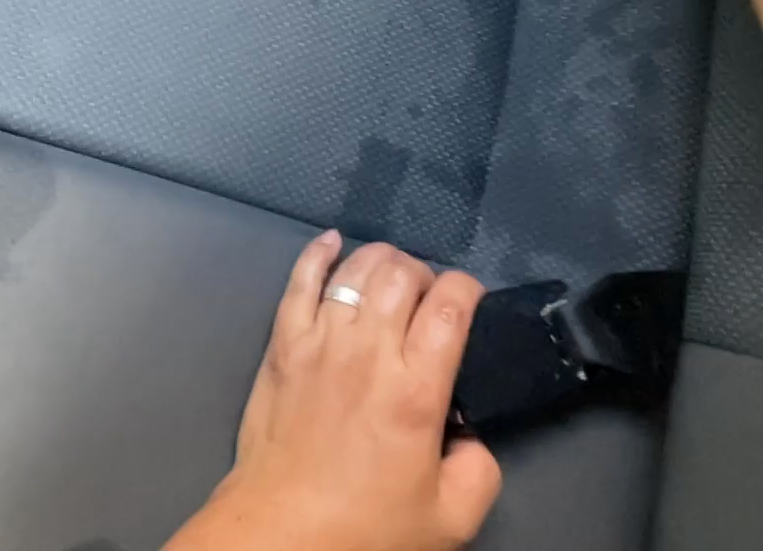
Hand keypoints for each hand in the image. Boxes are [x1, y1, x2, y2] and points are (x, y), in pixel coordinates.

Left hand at [164, 234, 498, 550]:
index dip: (466, 289)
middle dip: (424, 272)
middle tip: (427, 295)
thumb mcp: (450, 517)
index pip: (450, 308)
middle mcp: (369, 351)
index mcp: (416, 390)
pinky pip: (300, 280)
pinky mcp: (284, 340)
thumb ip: (479, 468)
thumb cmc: (366, 526)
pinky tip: (332, 241)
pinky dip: (318, 253)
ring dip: (380, 259)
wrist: (283, 529)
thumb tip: (471, 434)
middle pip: (401, 275)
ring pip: (355, 269)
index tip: (470, 296)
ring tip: (392, 272)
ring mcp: (320, 339)